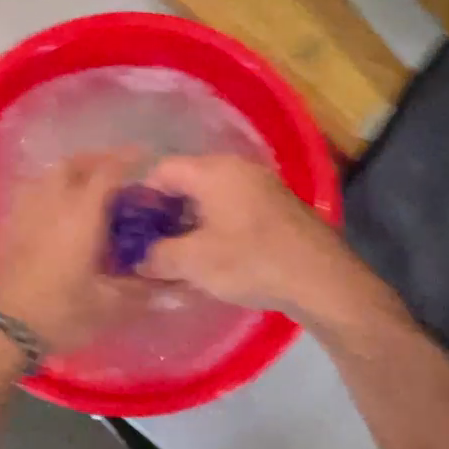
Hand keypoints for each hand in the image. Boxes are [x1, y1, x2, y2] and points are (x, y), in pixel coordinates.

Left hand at [0, 154, 146, 355]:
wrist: (4, 329)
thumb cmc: (61, 313)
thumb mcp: (109, 305)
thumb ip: (141, 288)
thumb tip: (169, 282)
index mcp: (81, 214)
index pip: (107, 171)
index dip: (129, 160)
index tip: (146, 159)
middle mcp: (52, 202)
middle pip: (73, 164)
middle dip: (97, 161)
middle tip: (117, 172)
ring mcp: (25, 212)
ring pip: (48, 175)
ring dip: (71, 173)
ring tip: (88, 188)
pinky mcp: (9, 228)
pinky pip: (32, 193)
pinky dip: (50, 190)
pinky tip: (58, 211)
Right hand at [139, 155, 402, 326]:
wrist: (321, 279)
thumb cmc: (251, 262)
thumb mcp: (194, 262)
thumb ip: (156, 256)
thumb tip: (136, 258)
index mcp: (213, 171)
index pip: (160, 170)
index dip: (138, 198)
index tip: (126, 228)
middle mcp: (236, 169)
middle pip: (184, 184)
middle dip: (162, 215)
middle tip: (146, 246)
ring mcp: (259, 187)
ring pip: (208, 199)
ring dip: (187, 225)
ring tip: (173, 257)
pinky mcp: (274, 208)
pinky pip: (230, 210)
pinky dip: (212, 229)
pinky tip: (208, 258)